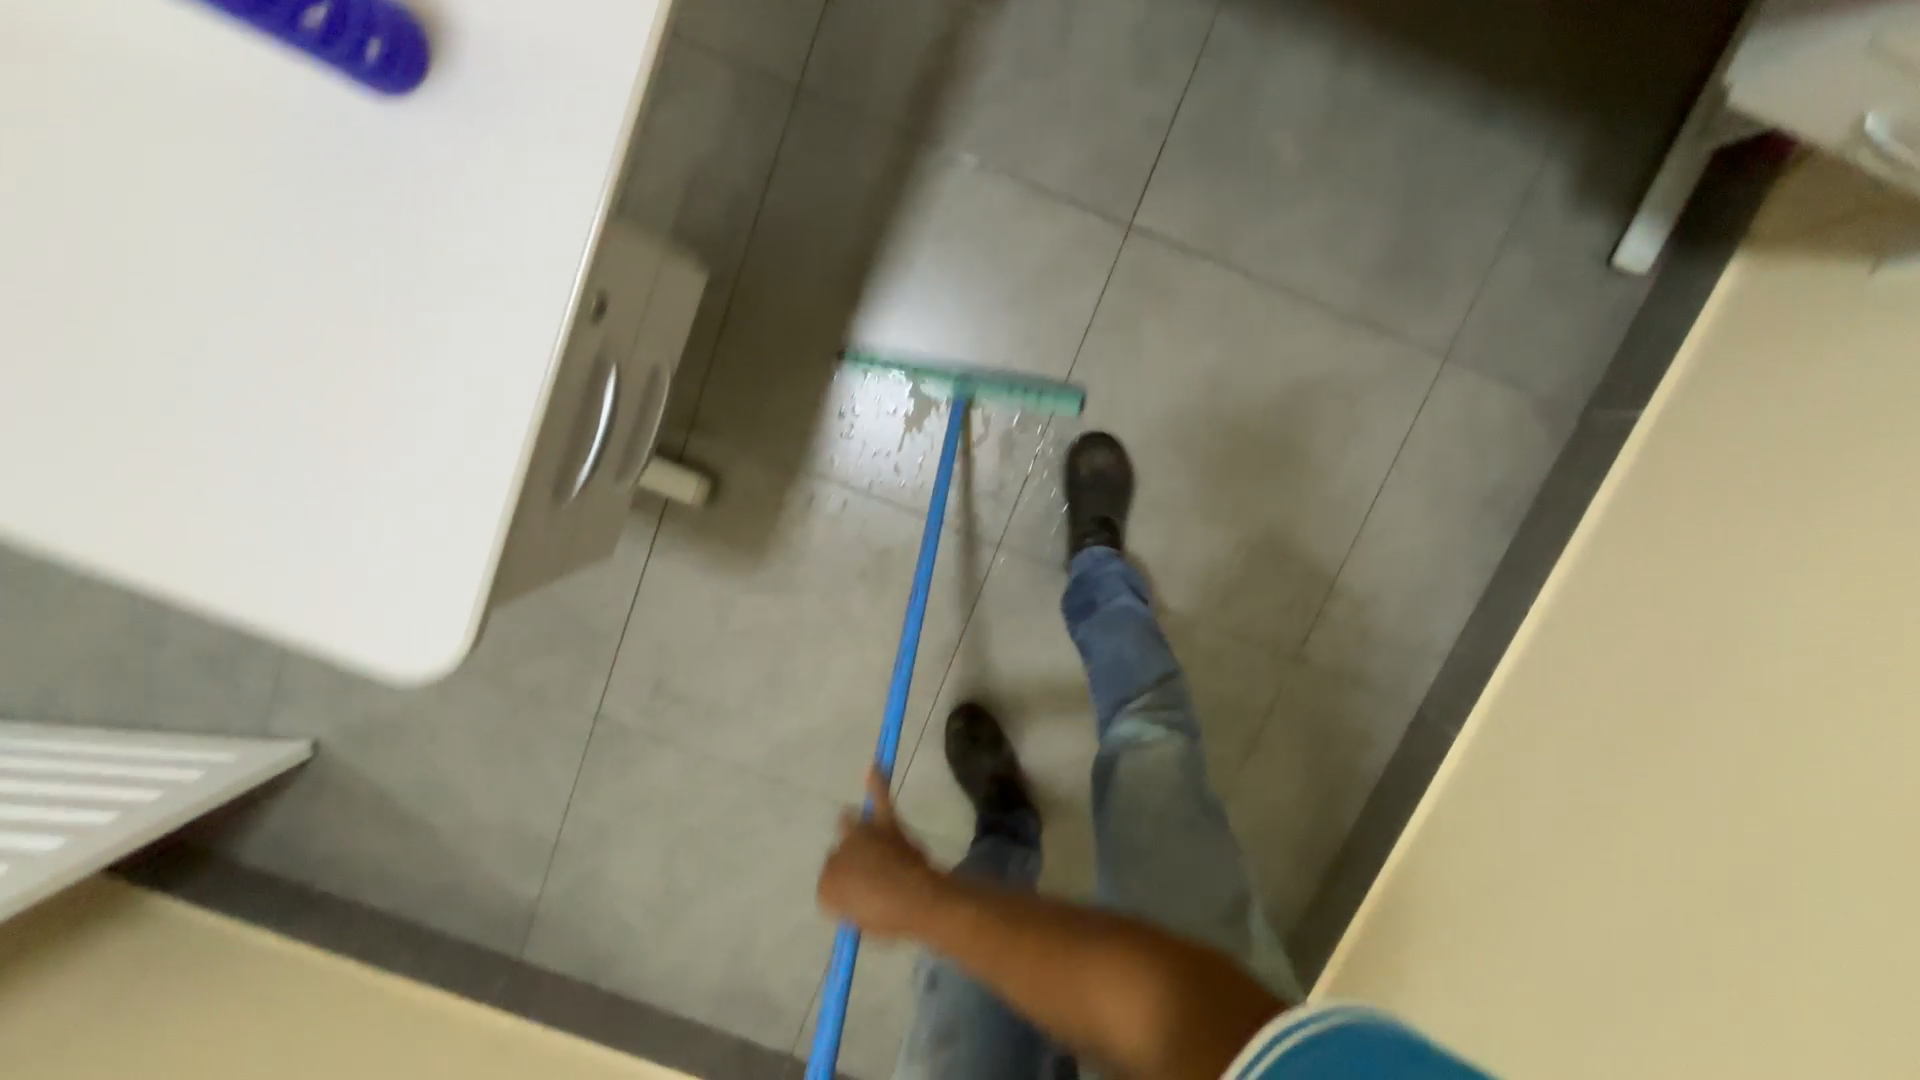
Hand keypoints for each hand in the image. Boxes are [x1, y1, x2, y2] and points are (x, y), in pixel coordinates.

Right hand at [817, 767, 948, 939]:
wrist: (916, 900)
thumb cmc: (887, 917)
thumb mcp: (859, 922)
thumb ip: (849, 904)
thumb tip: (853, 895)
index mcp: (828, 882)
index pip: (829, 880)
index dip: (846, 887)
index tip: (862, 895)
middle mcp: (838, 853)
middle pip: (839, 852)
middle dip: (851, 860)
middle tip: (871, 876)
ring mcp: (862, 835)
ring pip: (851, 824)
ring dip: (858, 831)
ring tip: (871, 843)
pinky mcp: (885, 824)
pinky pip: (880, 797)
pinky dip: (877, 782)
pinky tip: (874, 765)